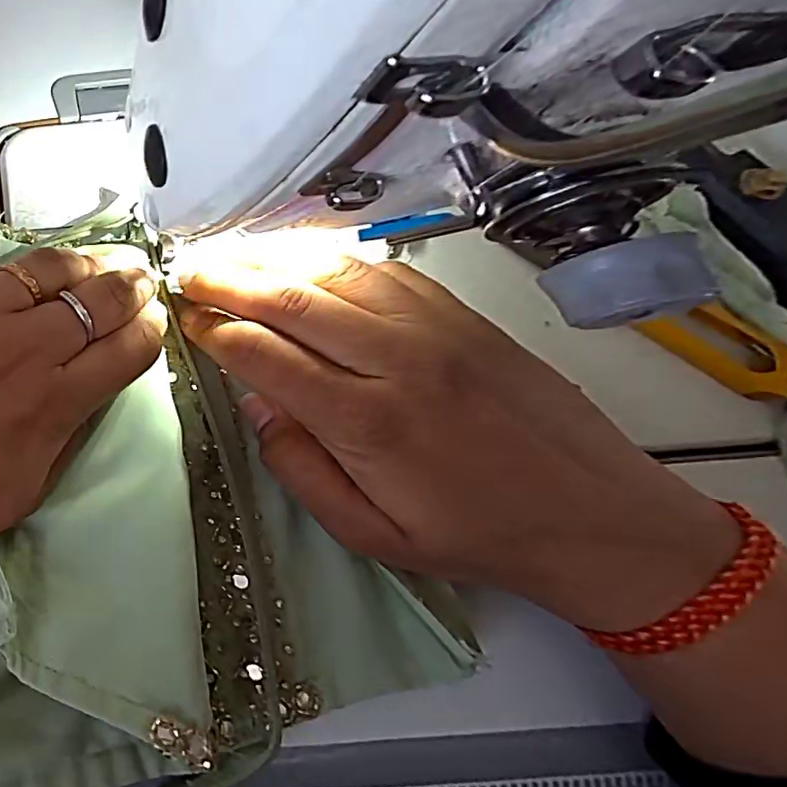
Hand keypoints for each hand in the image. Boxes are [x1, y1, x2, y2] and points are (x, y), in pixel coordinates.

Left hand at [0, 245, 168, 573]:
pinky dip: (26, 269)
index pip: (124, 351)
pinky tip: (35, 273)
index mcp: (52, 402)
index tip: (156, 321)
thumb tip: (92, 392)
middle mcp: (24, 347)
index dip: (149, 332)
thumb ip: (67, 437)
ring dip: (85, 264)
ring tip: (99, 263)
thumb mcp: (23, 491)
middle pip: (97, 301)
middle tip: (142, 279)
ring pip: (49, 270)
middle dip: (131, 288)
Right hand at [182, 254, 786, 781]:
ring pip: (331, 269)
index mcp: (368, 423)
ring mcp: (434, 327)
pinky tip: (295, 252)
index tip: (186, 321)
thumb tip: (256, 404)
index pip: (264, 355)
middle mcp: (397, 360)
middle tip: (187, 273)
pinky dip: (326, 253)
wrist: (600, 518)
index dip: (215, 332)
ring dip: (269, 256)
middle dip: (226, 280)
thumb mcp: (371, 534)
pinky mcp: (460, 313)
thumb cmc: (472, 534)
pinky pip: (378, 266)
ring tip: (227, 256)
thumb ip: (300, 470)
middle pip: (289, 298)